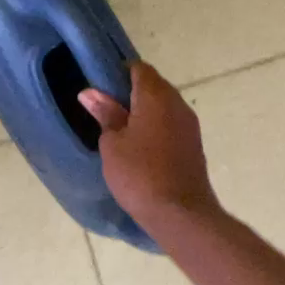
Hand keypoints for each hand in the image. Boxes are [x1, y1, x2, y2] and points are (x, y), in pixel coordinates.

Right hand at [78, 62, 217, 224]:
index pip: (138, 68)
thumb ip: (105, 114)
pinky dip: (155, 125)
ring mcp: (189, 126)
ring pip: (163, 105)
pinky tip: (138, 143)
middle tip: (104, 107)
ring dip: (143, 110)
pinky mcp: (194, 145)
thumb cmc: (140, 173)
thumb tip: (90, 92)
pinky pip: (170, 123)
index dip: (118, 72)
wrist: (182, 216)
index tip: (100, 85)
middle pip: (153, 85)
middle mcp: (177, 104)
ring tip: (119, 127)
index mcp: (156, 97)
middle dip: (130, 91)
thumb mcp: (112, 143)